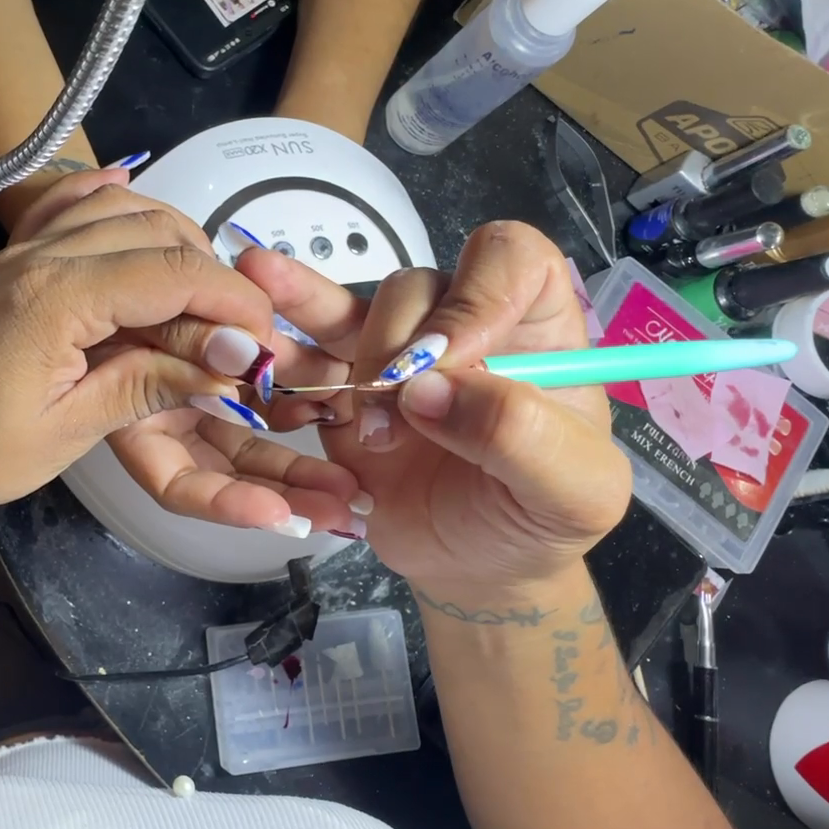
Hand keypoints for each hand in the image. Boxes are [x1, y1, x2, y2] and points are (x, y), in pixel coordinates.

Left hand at [0, 175, 283, 529]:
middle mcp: (40, 255)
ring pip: (120, 210)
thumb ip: (149, 384)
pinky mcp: (10, 259)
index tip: (266, 340)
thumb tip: (231, 364)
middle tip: (237, 329)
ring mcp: (21, 250)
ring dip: (173, 241)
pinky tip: (136, 209)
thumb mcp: (67, 431)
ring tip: (200, 296)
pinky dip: (112, 203)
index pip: (171, 273)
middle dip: (212, 274)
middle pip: (155, 232)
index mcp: (55, 299)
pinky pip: (68, 206)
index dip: (231, 301)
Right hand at [238, 221, 631, 596]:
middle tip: (386, 422)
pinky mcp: (342, 393)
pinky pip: (303, 358)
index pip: (510, 263)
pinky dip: (280, 359)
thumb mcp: (570, 493)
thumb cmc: (532, 523)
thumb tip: (429, 389)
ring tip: (262, 313)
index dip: (477, 293)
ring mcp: (393, 360)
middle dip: (389, 346)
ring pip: (349, 308)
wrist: (468, 565)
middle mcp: (460, 331)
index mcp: (533, 335)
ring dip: (307, 309)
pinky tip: (258, 365)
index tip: (451, 360)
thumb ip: (519, 433)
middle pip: (414, 288)